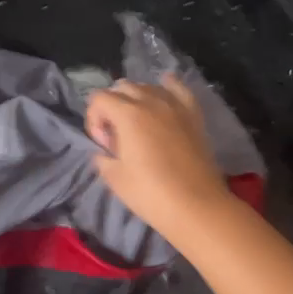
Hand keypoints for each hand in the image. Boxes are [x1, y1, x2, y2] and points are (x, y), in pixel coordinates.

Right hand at [85, 74, 238, 240]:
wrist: (198, 207)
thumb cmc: (152, 194)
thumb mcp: (115, 179)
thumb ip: (103, 158)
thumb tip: (105, 151)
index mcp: (127, 114)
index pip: (99, 98)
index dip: (94, 119)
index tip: (104, 144)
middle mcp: (150, 101)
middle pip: (122, 87)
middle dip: (112, 106)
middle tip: (117, 136)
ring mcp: (174, 105)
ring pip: (147, 86)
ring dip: (136, 99)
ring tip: (139, 124)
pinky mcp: (193, 114)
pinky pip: (178, 89)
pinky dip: (167, 87)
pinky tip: (164, 92)